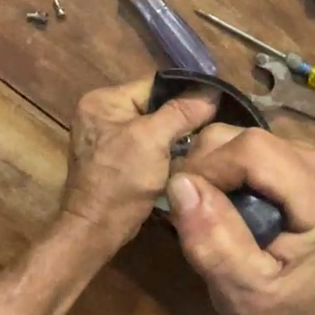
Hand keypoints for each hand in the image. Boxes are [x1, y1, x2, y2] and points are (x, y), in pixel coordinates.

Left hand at [61, 79, 217, 250]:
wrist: (97, 229)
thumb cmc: (120, 180)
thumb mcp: (153, 140)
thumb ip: (181, 113)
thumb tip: (211, 92)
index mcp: (103, 101)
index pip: (153, 85)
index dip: (186, 94)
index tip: (217, 103)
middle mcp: (102, 114)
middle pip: (155, 107)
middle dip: (183, 118)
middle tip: (215, 125)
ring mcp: (108, 139)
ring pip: (155, 129)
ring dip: (178, 138)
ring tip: (207, 142)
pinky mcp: (117, 161)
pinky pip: (150, 148)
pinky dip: (167, 153)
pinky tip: (188, 160)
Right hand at [166, 126, 314, 314]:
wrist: (304, 311)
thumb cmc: (275, 307)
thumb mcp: (240, 290)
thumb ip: (214, 242)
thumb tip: (181, 183)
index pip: (255, 153)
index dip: (210, 167)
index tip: (184, 201)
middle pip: (251, 138)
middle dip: (208, 165)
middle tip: (189, 206)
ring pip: (249, 135)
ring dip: (216, 165)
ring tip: (207, 206)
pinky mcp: (308, 158)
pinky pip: (255, 145)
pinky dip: (229, 165)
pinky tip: (227, 198)